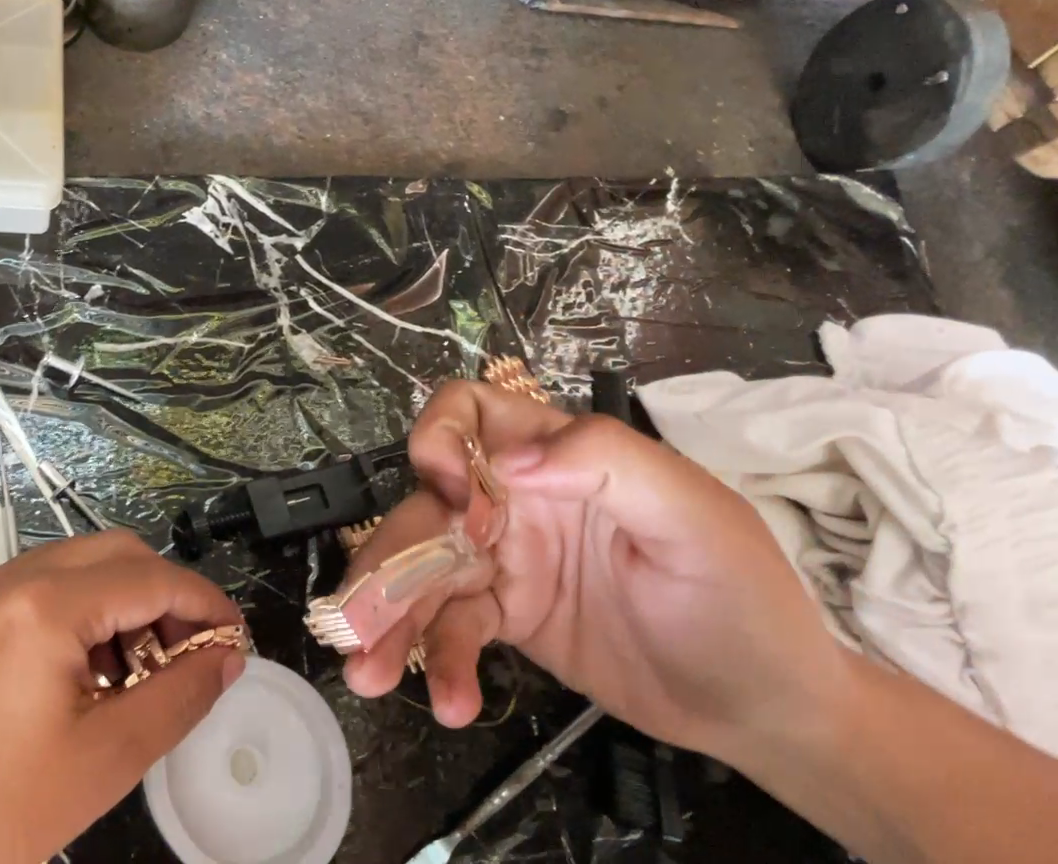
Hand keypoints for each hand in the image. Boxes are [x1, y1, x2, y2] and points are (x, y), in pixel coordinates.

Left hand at [0, 530, 244, 863]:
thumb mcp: (105, 757)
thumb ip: (178, 697)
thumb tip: (225, 657)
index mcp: (48, 603)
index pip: (151, 576)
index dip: (205, 602)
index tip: (237, 639)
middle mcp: (13, 578)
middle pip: (115, 553)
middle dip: (165, 594)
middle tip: (192, 656)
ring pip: (78, 567)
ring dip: (124, 603)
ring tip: (143, 674)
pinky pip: (42, 590)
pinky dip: (83, 614)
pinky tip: (91, 674)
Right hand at [342, 381, 848, 757]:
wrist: (766, 708)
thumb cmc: (742, 598)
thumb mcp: (693, 517)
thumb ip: (605, 462)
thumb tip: (508, 460)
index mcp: (556, 459)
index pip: (468, 414)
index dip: (440, 440)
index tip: (451, 498)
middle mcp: (514, 500)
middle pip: (422, 509)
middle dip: (384, 562)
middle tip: (356, 622)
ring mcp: (503, 561)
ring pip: (419, 573)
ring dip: (386, 620)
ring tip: (366, 674)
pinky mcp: (504, 617)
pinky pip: (450, 629)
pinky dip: (439, 663)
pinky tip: (450, 703)